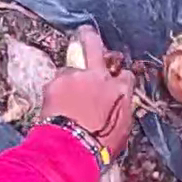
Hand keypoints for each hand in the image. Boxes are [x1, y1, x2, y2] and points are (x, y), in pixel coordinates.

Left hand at [41, 26, 135, 155]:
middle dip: (90, 37)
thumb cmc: (100, 146)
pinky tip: (57, 106)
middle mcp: (99, 76)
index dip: (120, 79)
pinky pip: (56, 82)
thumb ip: (121, 109)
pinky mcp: (55, 82)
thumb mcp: (122, 129)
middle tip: (86, 32)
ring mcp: (75, 76)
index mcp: (120, 90)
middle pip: (94, 45)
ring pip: (70, 68)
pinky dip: (57, 91)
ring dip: (69, 78)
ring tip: (66, 97)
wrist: (72, 149)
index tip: (116, 83)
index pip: (125, 75)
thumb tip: (119, 105)